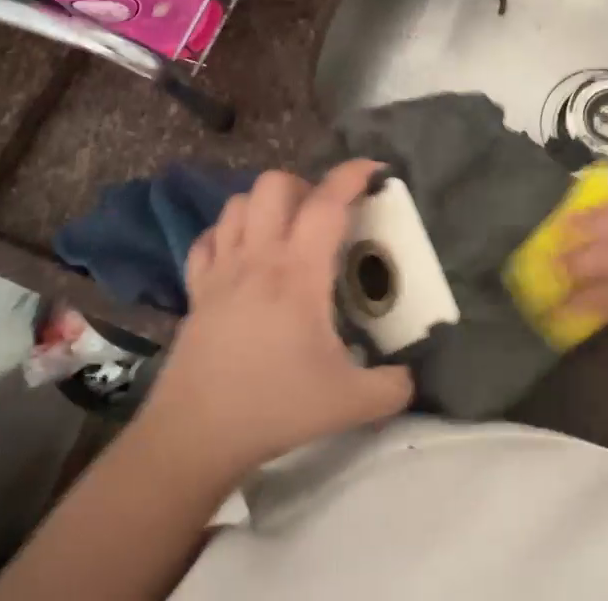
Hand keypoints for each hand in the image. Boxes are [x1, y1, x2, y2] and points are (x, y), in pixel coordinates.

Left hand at [140, 162, 413, 477]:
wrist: (194, 437)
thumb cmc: (274, 409)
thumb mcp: (351, 403)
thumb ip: (394, 385)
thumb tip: (413, 374)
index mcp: (298, 274)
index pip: (326, 203)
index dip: (352, 176)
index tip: (376, 170)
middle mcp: (257, 259)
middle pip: (274, 184)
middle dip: (306, 186)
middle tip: (327, 217)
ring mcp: (219, 272)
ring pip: (237, 204)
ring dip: (267, 205)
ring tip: (288, 231)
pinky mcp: (195, 291)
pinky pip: (209, 239)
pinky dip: (229, 233)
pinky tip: (245, 255)